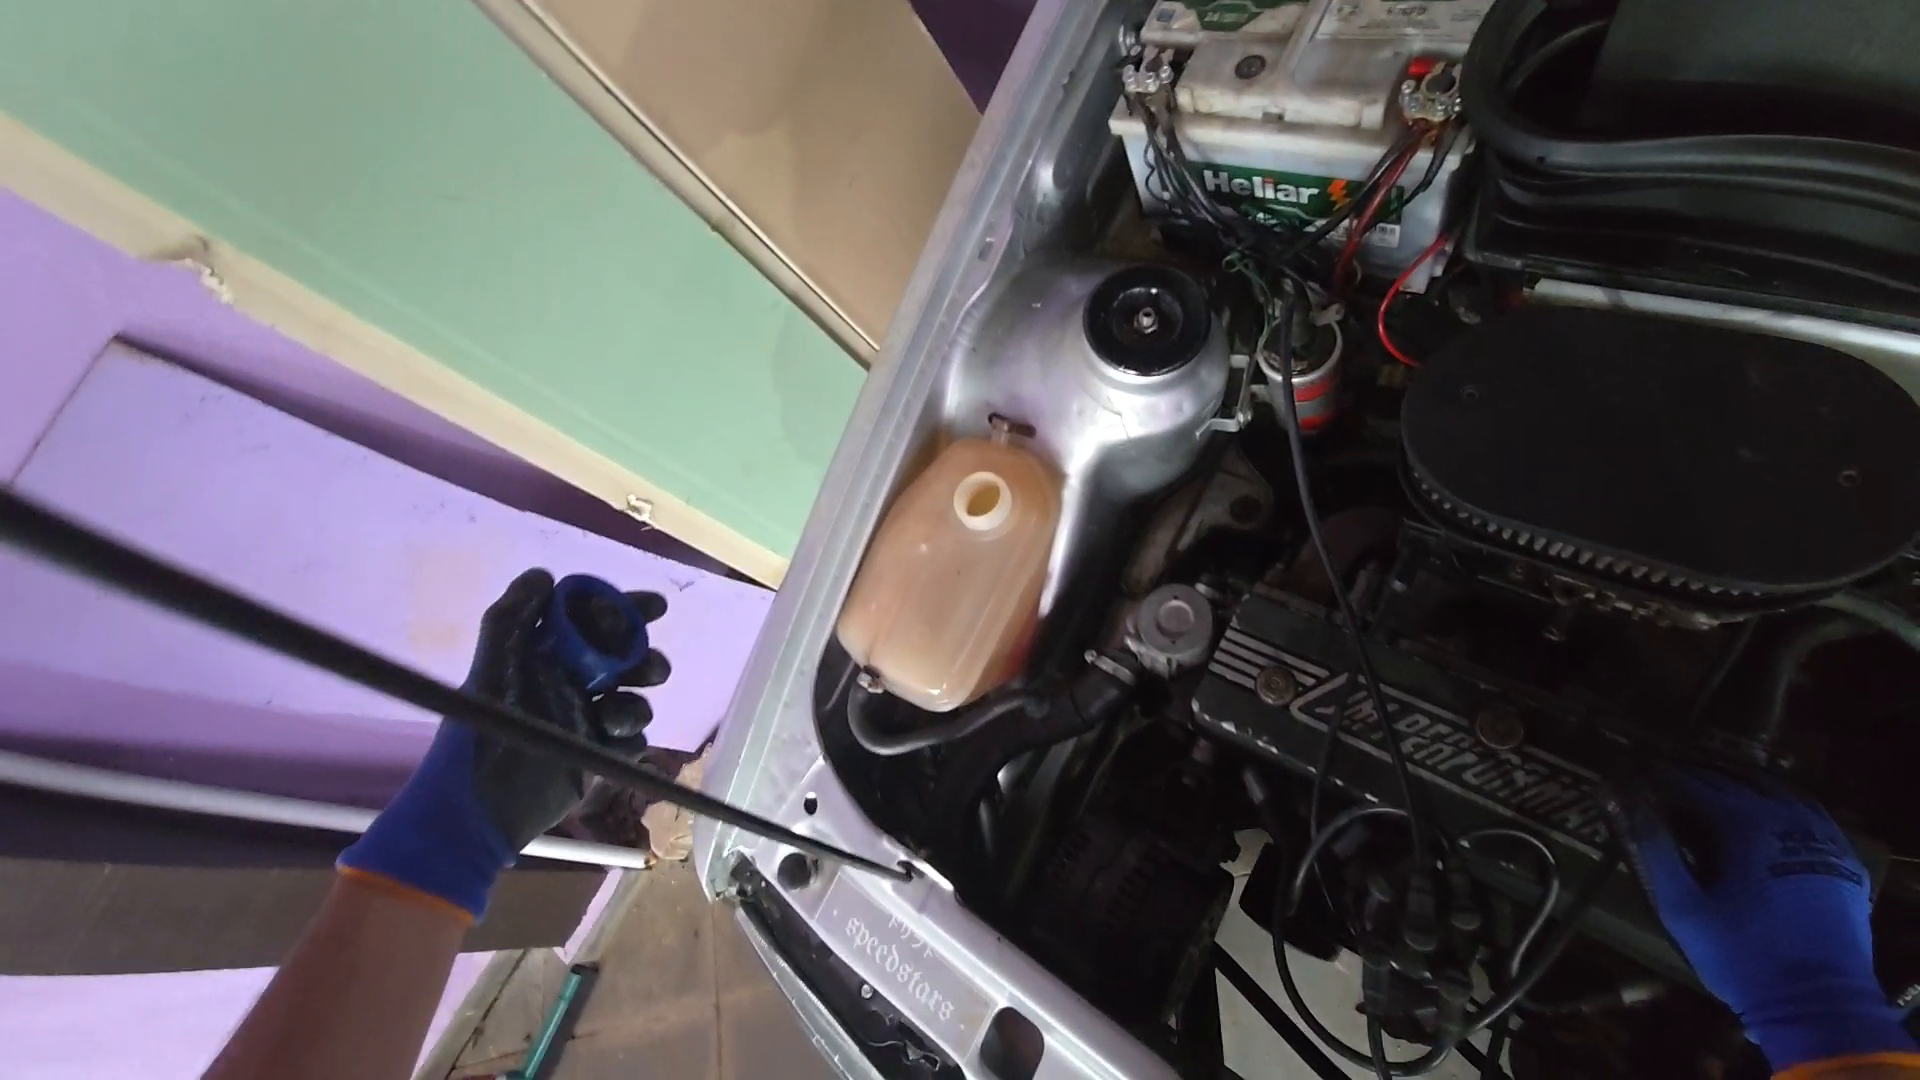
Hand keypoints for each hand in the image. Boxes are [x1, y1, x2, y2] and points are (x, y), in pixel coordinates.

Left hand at [338, 569, 670, 919]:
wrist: (478, 810)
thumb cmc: (479, 733)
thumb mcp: (491, 670)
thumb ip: (511, 619)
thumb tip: (543, 572)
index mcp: (548, 657)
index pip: (597, 621)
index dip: (627, 610)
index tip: (654, 607)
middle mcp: (572, 683)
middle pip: (627, 659)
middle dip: (645, 659)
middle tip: (651, 671)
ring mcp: (588, 719)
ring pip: (634, 699)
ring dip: (635, 704)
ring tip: (614, 719)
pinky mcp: (599, 755)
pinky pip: (634, 739)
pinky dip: (630, 739)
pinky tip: (610, 745)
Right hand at [1619, 764, 1912, 1070]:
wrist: (1818, 1005)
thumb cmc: (1737, 952)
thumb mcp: (1678, 902)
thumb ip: (1649, 843)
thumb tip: (1618, 796)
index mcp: (1745, 827)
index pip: (1687, 782)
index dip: (1651, 775)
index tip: (1624, 772)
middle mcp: (1787, 822)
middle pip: (1729, 780)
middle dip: (1688, 775)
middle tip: (1654, 779)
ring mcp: (1822, 840)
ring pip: (1773, 788)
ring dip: (1733, 781)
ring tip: (1701, 785)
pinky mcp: (1841, 861)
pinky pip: (1808, 812)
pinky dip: (1776, 799)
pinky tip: (1757, 808)